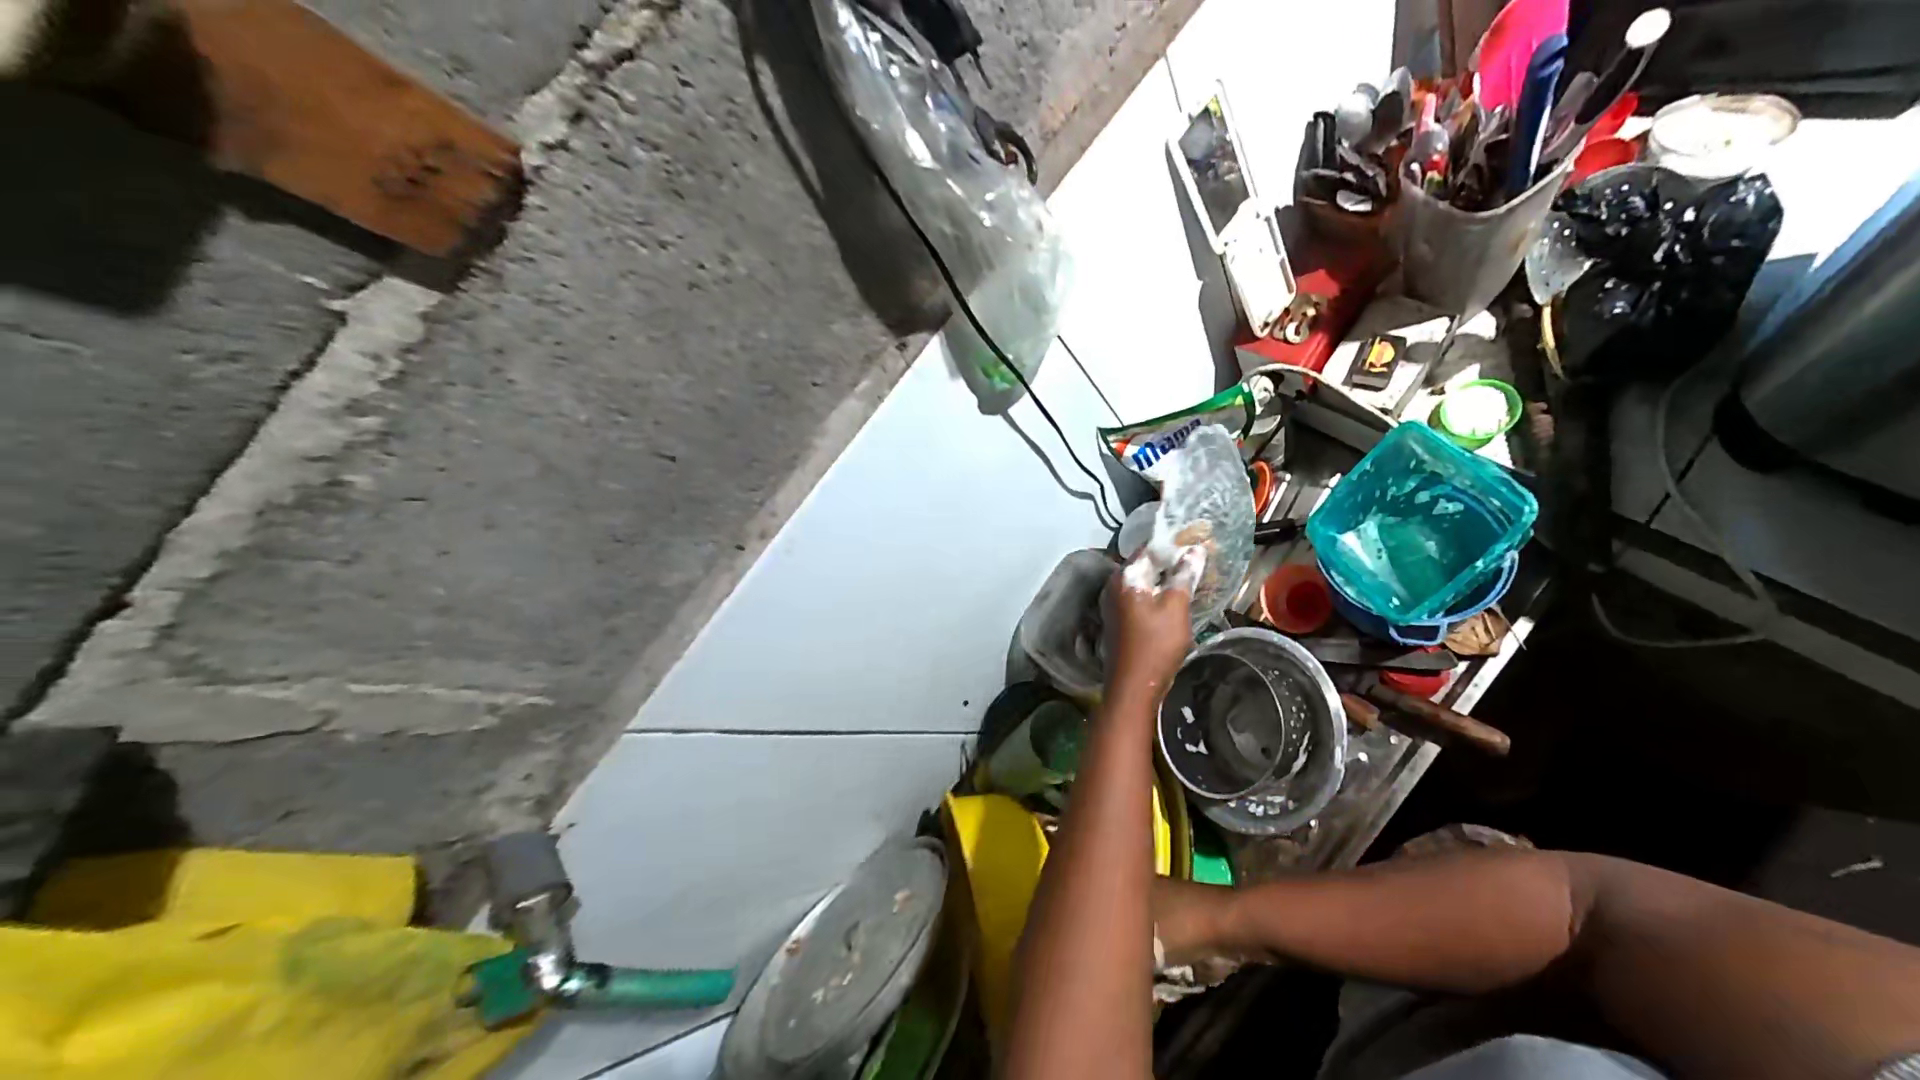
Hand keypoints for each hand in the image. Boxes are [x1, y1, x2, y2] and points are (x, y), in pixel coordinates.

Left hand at [1103, 546, 1203, 701]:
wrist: (1133, 686)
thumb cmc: (1156, 644)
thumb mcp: (1176, 607)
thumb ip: (1184, 576)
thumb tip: (1195, 550)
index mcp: (1125, 578)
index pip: (1149, 548)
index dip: (1174, 543)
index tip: (1198, 541)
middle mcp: (1113, 586)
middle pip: (1145, 564)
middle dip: (1171, 560)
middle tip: (1199, 559)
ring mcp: (1113, 604)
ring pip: (1143, 582)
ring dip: (1165, 579)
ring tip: (1192, 577)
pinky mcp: (1118, 620)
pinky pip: (1140, 598)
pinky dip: (1157, 594)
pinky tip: (1175, 599)